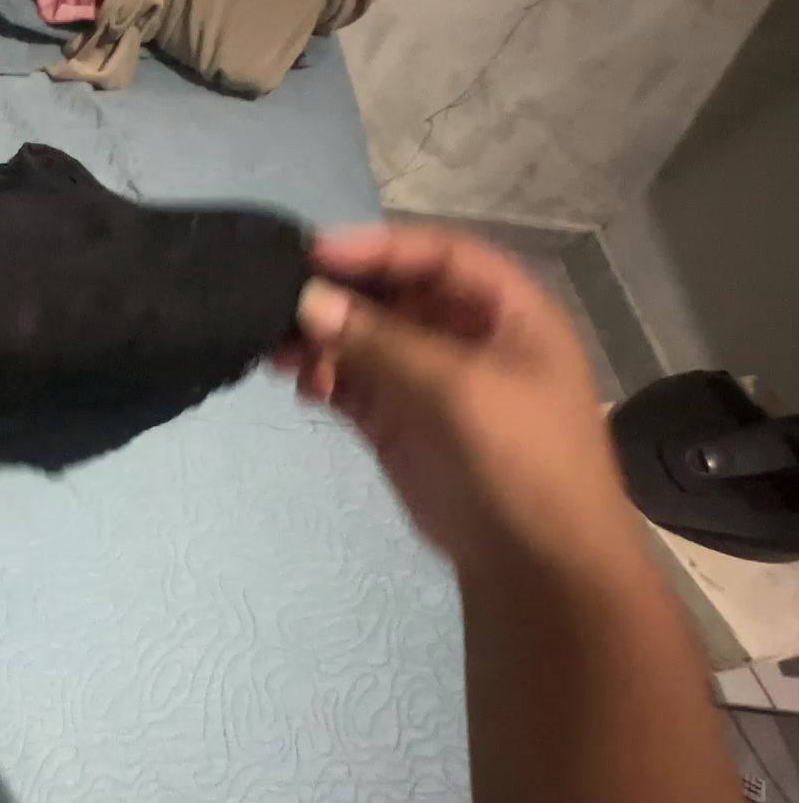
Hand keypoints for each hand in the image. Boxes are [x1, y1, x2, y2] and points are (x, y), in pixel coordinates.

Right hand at [278, 225, 632, 567]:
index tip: (311, 255)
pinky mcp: (390, 415)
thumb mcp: (455, 388)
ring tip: (275, 353)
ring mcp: (421, 377)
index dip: (376, 248)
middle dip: (335, 299)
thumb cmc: (516, 458)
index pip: (436, 257)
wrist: (528, 554)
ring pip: (357, 339)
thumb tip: (306, 301)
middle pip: (388, 296)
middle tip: (277, 305)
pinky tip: (301, 387)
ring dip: (317, 341)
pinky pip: (344, 381)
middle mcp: (460, 335)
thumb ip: (379, 342)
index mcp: (503, 312)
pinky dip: (318, 378)